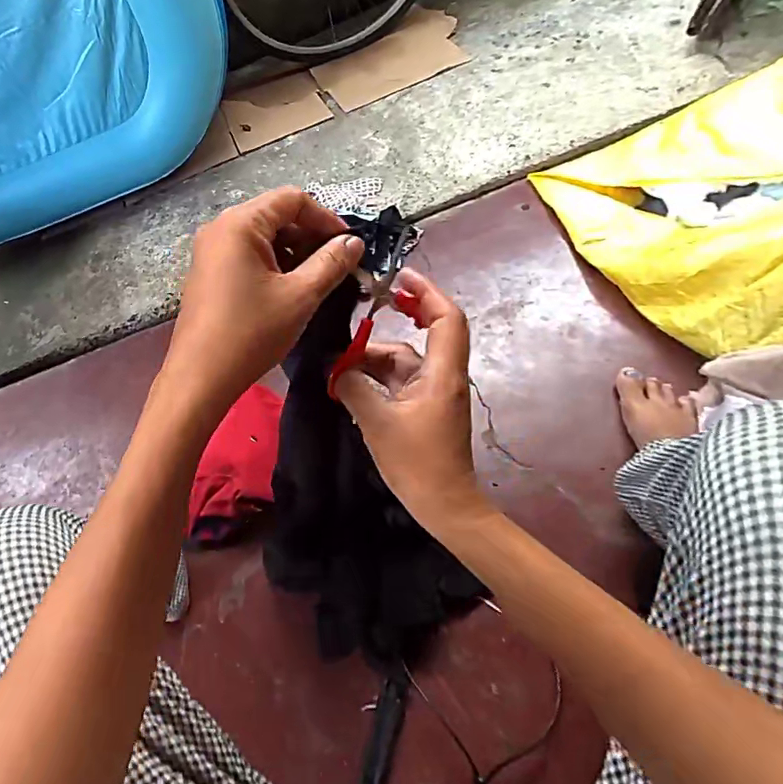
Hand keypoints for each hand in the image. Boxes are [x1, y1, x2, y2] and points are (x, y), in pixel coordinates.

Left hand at [163, 187, 362, 410]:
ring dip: (296, 252)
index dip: (326, 218)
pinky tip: (292, 290)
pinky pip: (249, 255)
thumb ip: (331, 263)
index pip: (292, 199)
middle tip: (339, 265)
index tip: (349, 246)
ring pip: (264, 237)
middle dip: (311, 235)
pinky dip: (275, 264)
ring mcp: (212, 251)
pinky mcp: (210, 273)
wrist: (200, 378)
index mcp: (240, 224)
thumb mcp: (300, 296)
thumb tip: (354, 243)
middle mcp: (221, 229)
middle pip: (277, 215)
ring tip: (319, 280)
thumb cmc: (251, 333)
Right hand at [334, 269, 489, 526]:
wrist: (444, 506)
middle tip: (371, 303)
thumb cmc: (417, 464)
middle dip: (401, 315)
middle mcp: (442, 374)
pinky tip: (349, 382)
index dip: (427, 291)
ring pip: (407, 358)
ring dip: (376, 356)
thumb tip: (336, 367)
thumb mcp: (378, 422)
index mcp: (442, 372)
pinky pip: (400, 379)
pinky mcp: (424, 406)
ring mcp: (434, 391)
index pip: (446, 317)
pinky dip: (377, 376)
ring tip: (341, 363)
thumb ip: (354, 387)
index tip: (400, 277)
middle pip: (429, 330)